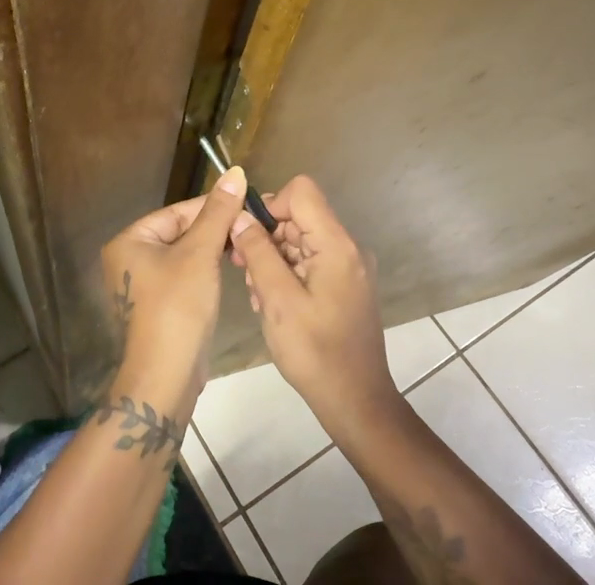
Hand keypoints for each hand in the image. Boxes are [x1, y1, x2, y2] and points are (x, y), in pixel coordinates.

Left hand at [100, 167, 253, 400]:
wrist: (166, 375)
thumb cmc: (178, 306)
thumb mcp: (200, 254)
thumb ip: (218, 213)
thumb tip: (235, 171)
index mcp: (129, 240)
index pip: (177, 211)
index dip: (213, 207)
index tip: (248, 205)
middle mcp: (128, 258)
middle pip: (180, 231)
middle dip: (214, 230)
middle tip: (251, 229)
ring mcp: (141, 284)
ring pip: (185, 255)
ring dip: (214, 251)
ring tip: (245, 248)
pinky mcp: (157, 304)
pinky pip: (184, 276)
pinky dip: (206, 272)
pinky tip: (231, 271)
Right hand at [228, 175, 402, 441]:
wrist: (355, 401)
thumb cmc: (314, 351)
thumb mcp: (277, 300)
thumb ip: (258, 252)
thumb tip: (239, 217)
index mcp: (336, 245)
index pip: (300, 192)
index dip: (269, 206)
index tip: (247, 237)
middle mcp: (346, 249)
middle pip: (298, 216)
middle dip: (265, 236)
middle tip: (242, 270)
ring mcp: (347, 269)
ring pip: (299, 241)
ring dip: (272, 259)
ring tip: (257, 294)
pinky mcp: (343, 287)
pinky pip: (308, 263)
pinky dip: (285, 274)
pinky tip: (271, 303)